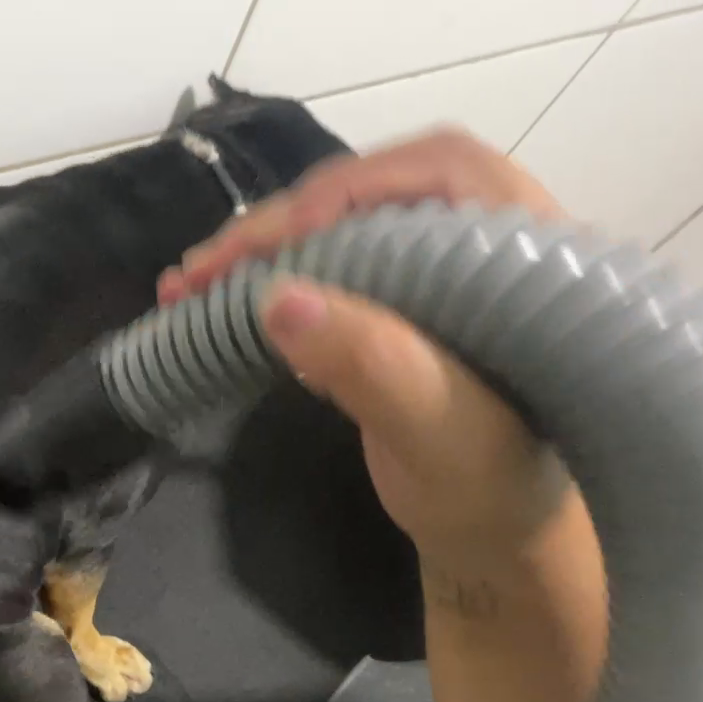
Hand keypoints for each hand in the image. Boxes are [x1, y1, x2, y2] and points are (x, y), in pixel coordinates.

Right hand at [161, 130, 573, 571]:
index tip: (278, 239)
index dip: (349, 188)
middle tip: (198, 272)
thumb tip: (276, 300)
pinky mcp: (379, 315)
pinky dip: (256, 287)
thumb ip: (371, 364)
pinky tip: (209, 302)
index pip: (435, 170)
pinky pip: (314, 280)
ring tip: (184, 286)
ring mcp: (417, 282)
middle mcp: (467, 247)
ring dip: (252, 255)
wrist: (489, 531)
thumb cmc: (484, 483)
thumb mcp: (436, 429)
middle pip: (363, 200)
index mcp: (518, 251)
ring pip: (327, 238)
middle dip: (273, 228)